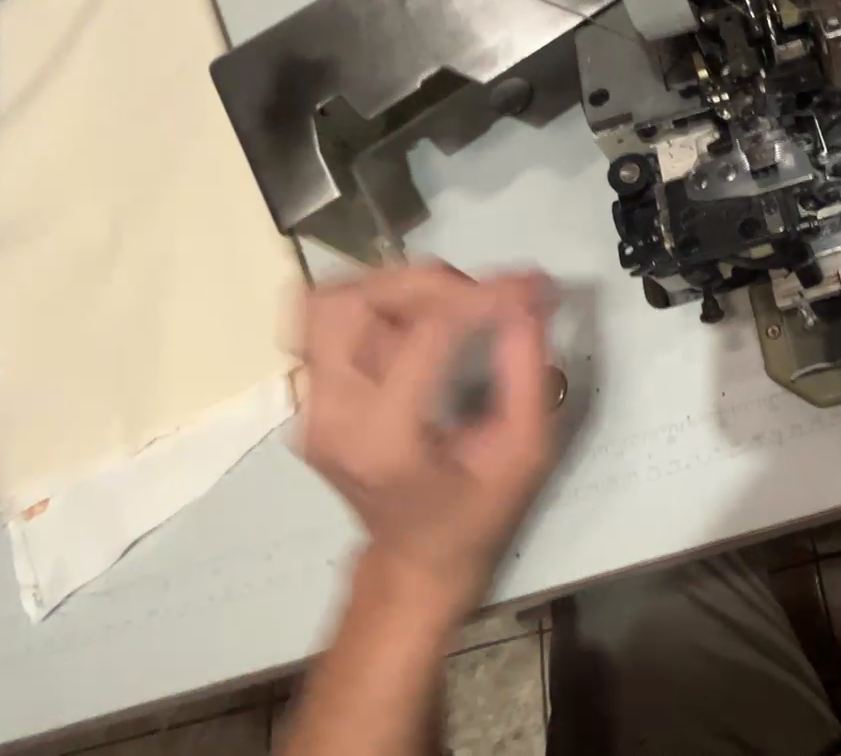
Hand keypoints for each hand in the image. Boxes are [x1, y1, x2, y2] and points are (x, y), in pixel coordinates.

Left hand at [297, 264, 558, 618]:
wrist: (417, 557)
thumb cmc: (478, 511)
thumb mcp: (526, 448)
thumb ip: (528, 370)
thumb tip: (530, 298)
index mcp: (386, 439)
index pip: (426, 334)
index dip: (484, 297)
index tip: (531, 286)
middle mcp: (330, 415)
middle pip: (351, 303)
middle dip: (426, 283)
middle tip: (481, 294)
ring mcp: (309, 405)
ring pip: (328, 301)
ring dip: (394, 285)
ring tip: (449, 302)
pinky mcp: (310, 395)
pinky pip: (329, 320)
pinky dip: (376, 301)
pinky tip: (419, 320)